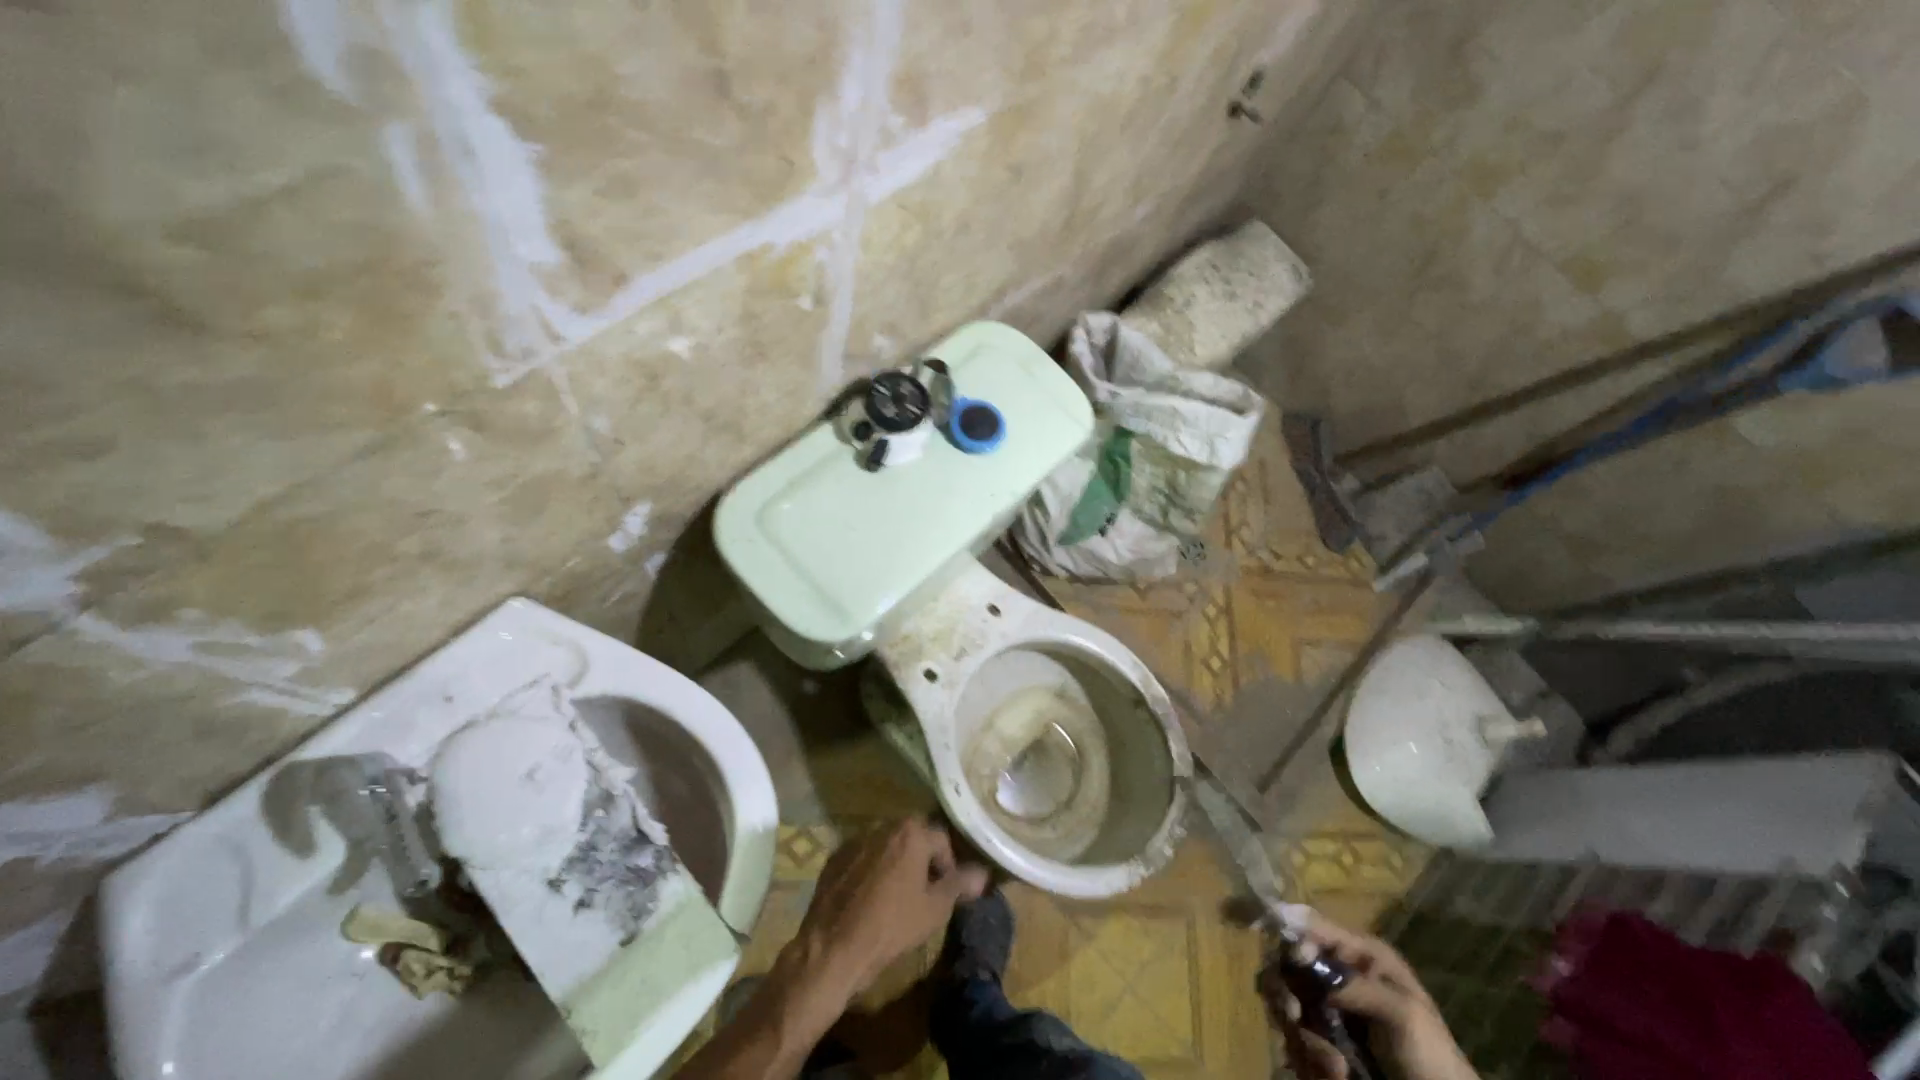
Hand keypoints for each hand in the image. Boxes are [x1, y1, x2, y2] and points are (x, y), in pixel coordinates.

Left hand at [791, 818, 990, 997]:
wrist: (833, 948)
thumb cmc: (892, 926)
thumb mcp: (935, 909)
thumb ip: (960, 884)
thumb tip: (982, 872)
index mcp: (909, 833)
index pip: (941, 840)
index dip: (949, 865)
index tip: (947, 891)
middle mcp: (881, 827)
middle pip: (911, 838)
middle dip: (921, 860)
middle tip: (925, 893)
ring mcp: (853, 841)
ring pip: (885, 847)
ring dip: (895, 864)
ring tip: (897, 897)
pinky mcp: (833, 859)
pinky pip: (862, 858)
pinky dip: (870, 871)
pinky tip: (869, 900)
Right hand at [1261, 911, 1477, 1079]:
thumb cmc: (1431, 1055)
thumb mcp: (1404, 1014)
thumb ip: (1357, 985)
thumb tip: (1302, 959)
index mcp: (1359, 956)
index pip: (1310, 926)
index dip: (1291, 940)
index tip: (1293, 968)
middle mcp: (1336, 976)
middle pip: (1284, 966)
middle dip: (1283, 994)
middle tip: (1294, 1018)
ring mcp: (1325, 1010)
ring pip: (1282, 1007)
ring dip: (1301, 1039)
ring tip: (1334, 1069)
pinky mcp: (1320, 1042)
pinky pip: (1291, 1041)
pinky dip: (1305, 1060)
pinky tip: (1333, 1076)